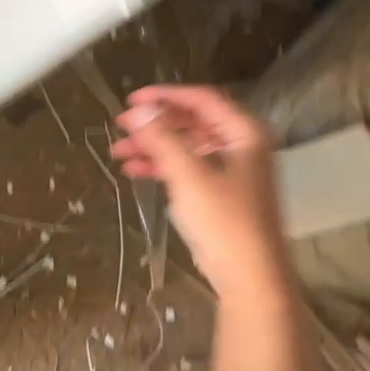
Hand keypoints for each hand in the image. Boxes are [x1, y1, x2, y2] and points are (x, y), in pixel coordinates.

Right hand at [110, 85, 290, 298]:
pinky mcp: (221, 194)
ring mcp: (232, 171)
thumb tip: (139, 110)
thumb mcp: (189, 175)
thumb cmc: (224, 221)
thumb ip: (162, 139)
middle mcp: (241, 147)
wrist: (250, 275)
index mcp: (244, 134)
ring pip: (187, 147)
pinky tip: (136, 171)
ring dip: (154, 147)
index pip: (202, 100)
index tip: (131, 99)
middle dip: (156, 124)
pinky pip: (188, 169)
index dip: (166, 96)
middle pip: (193, 123)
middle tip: (121, 126)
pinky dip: (163, 167)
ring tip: (119, 152)